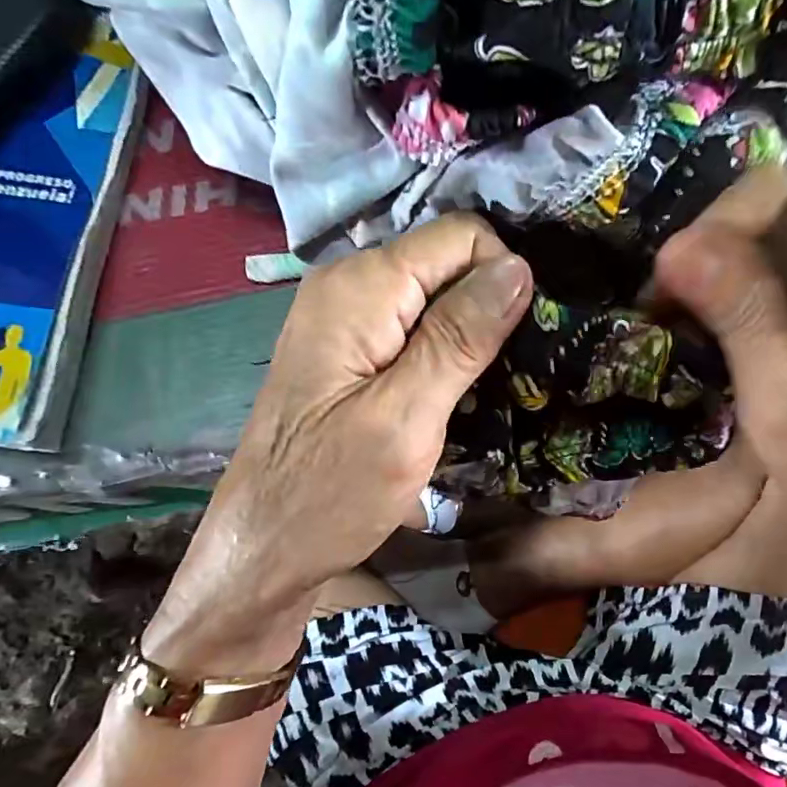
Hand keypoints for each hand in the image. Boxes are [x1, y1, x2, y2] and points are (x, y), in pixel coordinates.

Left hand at [143, 214, 533, 673]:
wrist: (264, 549)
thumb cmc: (330, 494)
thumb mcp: (405, 419)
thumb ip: (459, 338)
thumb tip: (519, 267)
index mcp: (360, 288)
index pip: (462, 236)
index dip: (503, 279)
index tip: (522, 346)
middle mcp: (346, 287)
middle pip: (446, 266)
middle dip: (488, 312)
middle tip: (508, 381)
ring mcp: (342, 323)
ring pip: (434, 303)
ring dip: (468, 343)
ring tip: (488, 398)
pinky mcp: (346, 357)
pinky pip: (411, 335)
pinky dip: (441, 361)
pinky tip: (454, 403)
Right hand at [654, 166, 786, 539]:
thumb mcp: (780, 384)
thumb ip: (738, 308)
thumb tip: (674, 245)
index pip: (786, 197)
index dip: (715, 228)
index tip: (666, 281)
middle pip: (778, 211)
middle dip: (711, 251)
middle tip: (662, 301)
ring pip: (770, 237)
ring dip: (714, 271)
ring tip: (673, 311)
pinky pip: (775, 267)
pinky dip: (730, 289)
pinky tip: (703, 318)